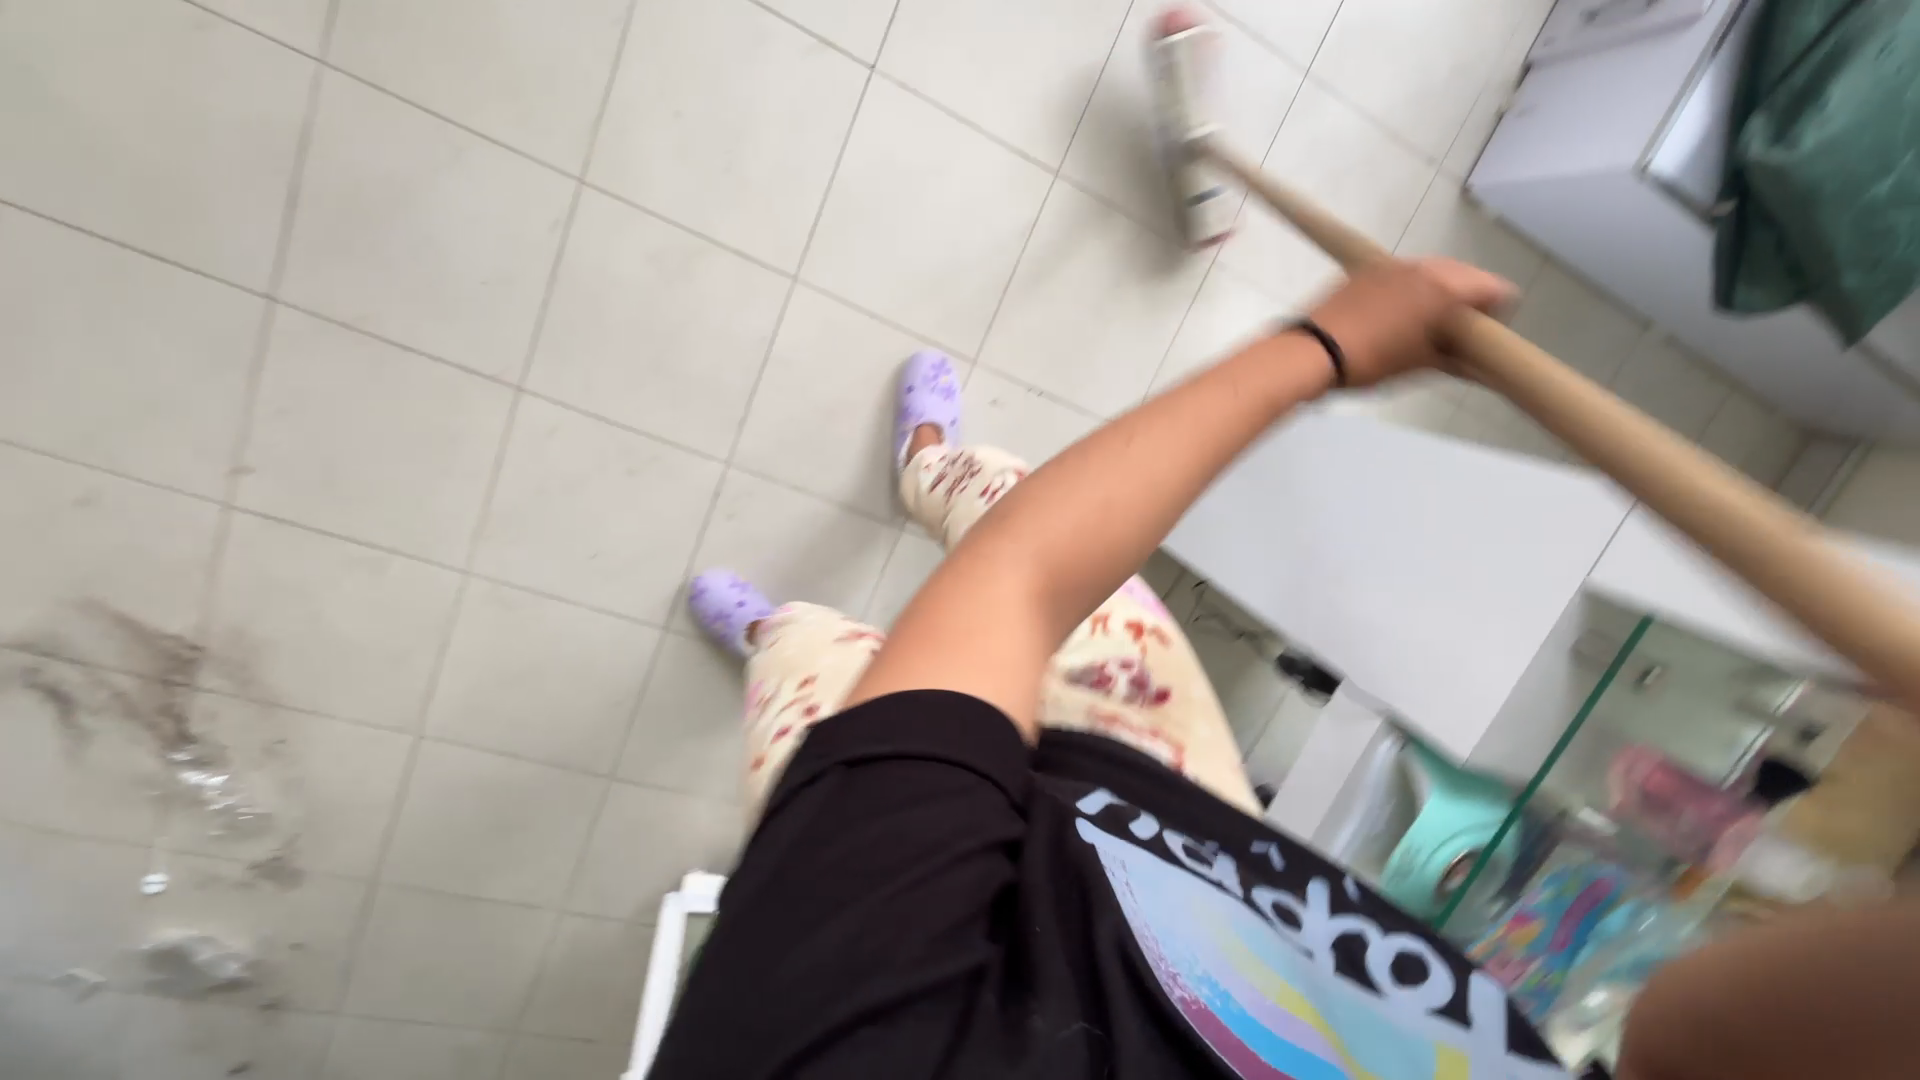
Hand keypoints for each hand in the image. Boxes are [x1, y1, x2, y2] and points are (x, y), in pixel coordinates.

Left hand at [1303, 257, 1516, 387]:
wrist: (1309, 351)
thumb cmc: (1368, 361)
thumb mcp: (1417, 366)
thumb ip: (1455, 362)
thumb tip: (1482, 370)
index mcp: (1444, 287)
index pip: (1493, 288)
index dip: (1498, 310)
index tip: (1490, 331)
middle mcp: (1422, 266)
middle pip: (1462, 275)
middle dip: (1468, 298)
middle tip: (1461, 328)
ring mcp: (1389, 264)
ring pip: (1429, 271)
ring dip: (1437, 291)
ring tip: (1428, 321)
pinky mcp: (1362, 270)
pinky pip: (1399, 274)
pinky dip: (1407, 289)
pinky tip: (1395, 313)